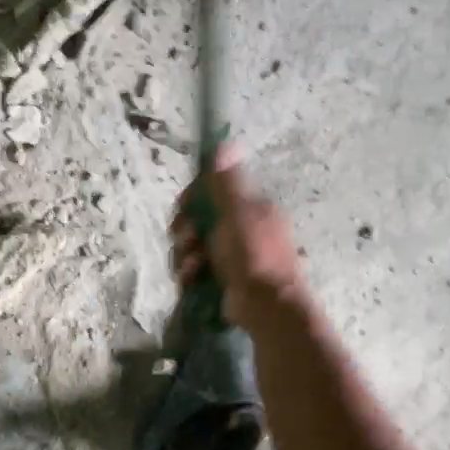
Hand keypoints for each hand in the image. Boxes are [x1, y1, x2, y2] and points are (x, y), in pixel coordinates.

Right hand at [172, 147, 304, 325]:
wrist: (266, 306)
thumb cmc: (254, 256)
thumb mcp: (238, 213)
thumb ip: (227, 183)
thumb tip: (225, 143)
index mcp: (250, 208)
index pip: (211, 193)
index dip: (192, 199)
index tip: (183, 208)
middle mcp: (240, 229)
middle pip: (196, 220)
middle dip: (185, 231)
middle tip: (187, 239)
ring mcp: (229, 255)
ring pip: (190, 246)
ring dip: (184, 255)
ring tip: (193, 266)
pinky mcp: (218, 277)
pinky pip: (191, 268)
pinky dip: (188, 272)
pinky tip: (192, 278)